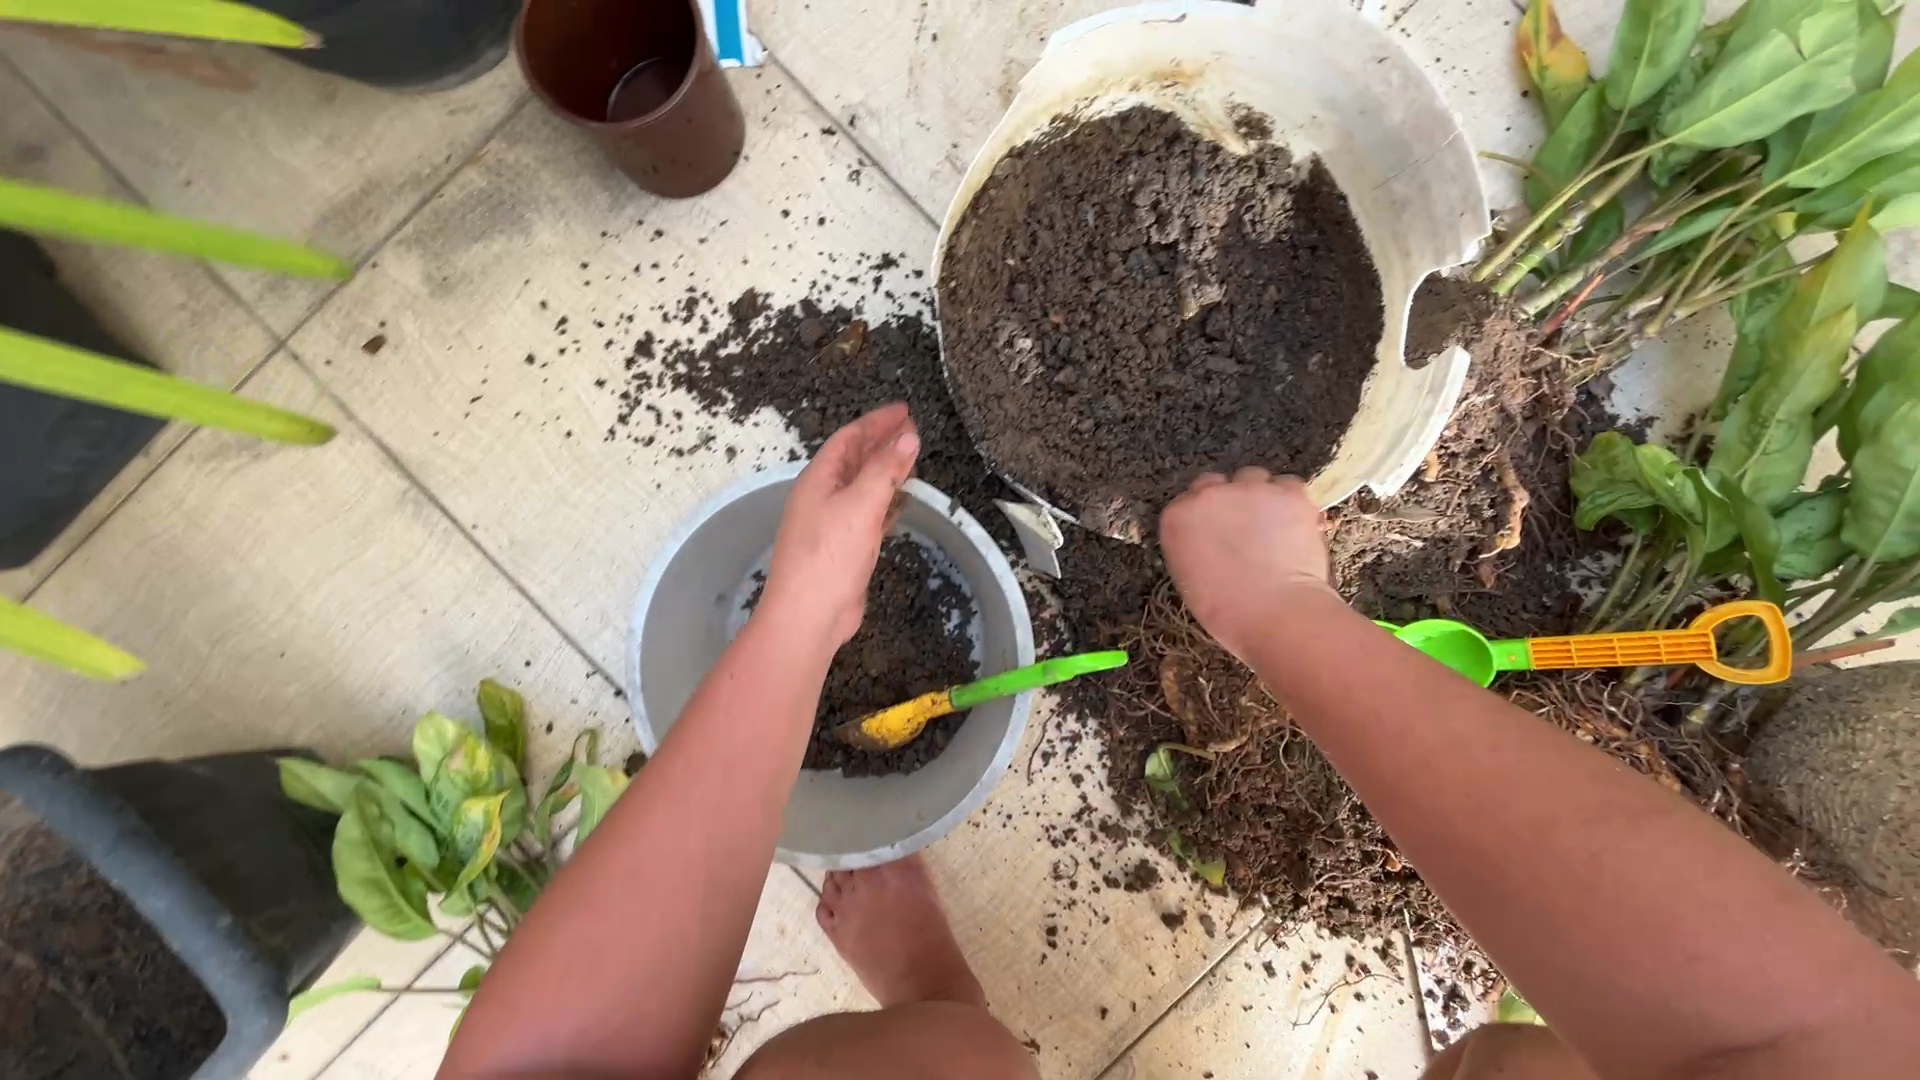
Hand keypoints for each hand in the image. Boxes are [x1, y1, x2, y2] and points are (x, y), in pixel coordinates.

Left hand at [762, 403, 920, 647]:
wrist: (809, 615)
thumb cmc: (829, 556)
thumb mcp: (860, 505)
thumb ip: (885, 469)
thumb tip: (909, 437)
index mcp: (819, 479)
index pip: (850, 438)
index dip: (877, 422)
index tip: (905, 411)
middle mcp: (823, 496)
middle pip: (856, 460)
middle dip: (883, 443)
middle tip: (914, 431)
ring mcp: (833, 523)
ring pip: (863, 487)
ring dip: (886, 471)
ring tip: (913, 459)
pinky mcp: (845, 547)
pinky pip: (868, 513)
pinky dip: (886, 502)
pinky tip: (902, 501)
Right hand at [1159, 467, 1338, 660]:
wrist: (1276, 612)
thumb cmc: (1226, 610)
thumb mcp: (1189, 576)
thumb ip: (1193, 545)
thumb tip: (1212, 540)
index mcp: (1177, 517)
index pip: (1187, 501)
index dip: (1204, 516)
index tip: (1215, 531)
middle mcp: (1209, 495)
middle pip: (1217, 482)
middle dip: (1227, 499)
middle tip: (1242, 527)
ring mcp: (1250, 490)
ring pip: (1254, 477)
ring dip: (1259, 495)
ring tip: (1272, 524)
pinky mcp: (1289, 493)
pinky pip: (1288, 485)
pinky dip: (1291, 500)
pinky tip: (1294, 524)